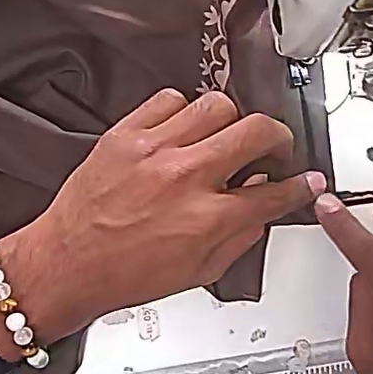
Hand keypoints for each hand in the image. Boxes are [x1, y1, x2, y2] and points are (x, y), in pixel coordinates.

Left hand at [0, 89, 325, 356]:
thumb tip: (263, 211)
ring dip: (231, 123)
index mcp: (207, 219)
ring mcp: (154, 151)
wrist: (67, 264)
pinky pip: (168, 100)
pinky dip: (183, 112)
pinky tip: (181, 132)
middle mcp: (185, 178)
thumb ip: (240, 238)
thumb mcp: (199, 271)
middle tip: (272, 151)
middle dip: (278, 140)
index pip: (274, 192)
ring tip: (222, 140)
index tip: (305, 181)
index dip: (299, 186)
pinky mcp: (125, 135)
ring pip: (217, 106)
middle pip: (257, 132)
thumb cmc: (124, 274)